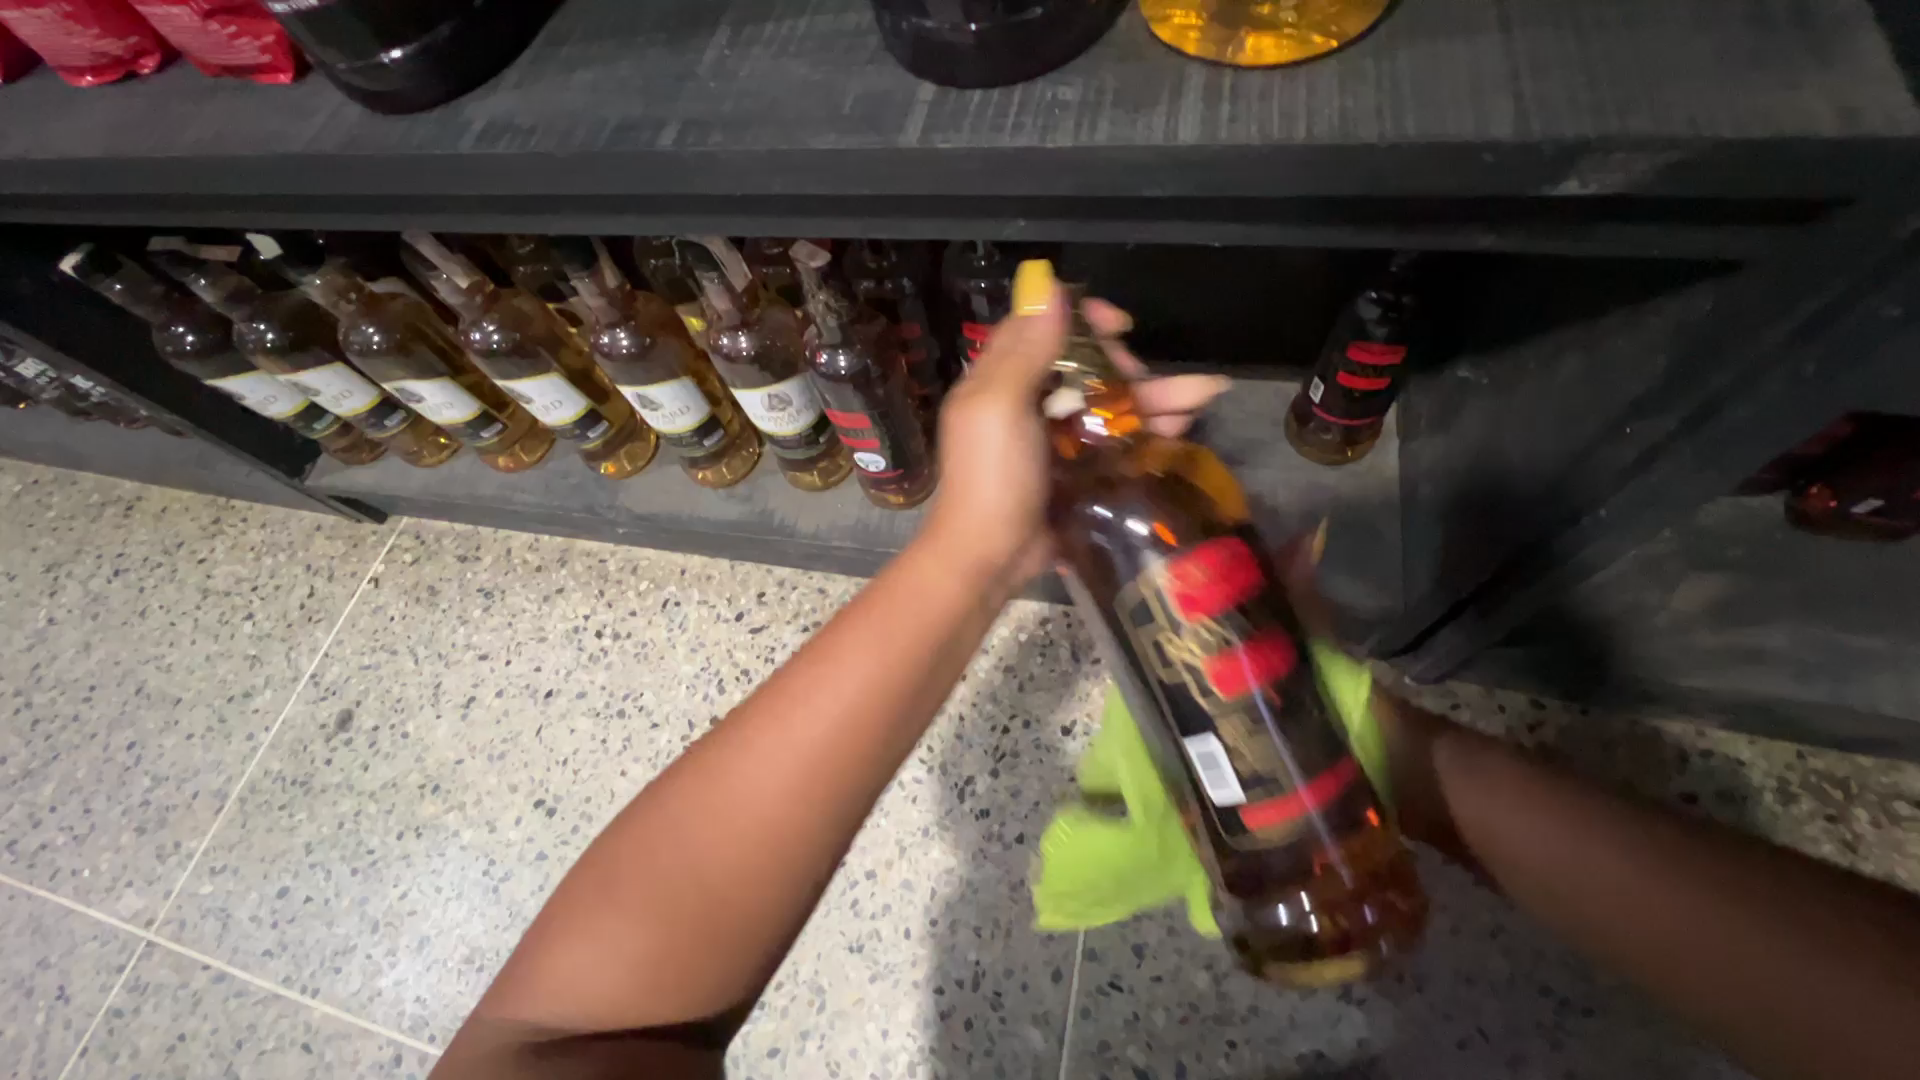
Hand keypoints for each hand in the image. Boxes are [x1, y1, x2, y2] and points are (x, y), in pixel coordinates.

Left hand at [922, 259, 1231, 586]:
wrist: (988, 559)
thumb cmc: (991, 479)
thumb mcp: (1000, 407)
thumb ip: (1026, 348)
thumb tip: (1047, 283)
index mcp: (1001, 379)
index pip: (1042, 327)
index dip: (1082, 318)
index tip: (1120, 324)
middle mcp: (1027, 402)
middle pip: (1086, 366)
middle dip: (1128, 366)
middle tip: (1147, 378)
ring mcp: (1053, 439)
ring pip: (1109, 403)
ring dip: (1155, 396)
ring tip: (1204, 396)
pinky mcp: (1075, 472)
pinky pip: (1116, 441)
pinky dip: (1148, 432)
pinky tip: (1183, 429)